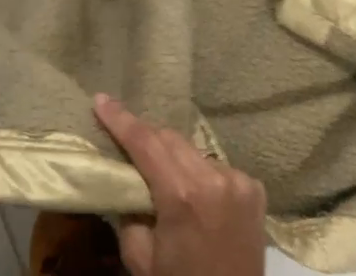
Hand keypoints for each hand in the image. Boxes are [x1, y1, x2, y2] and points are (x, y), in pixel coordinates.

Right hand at [93, 93, 266, 275]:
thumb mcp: (140, 257)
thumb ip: (130, 210)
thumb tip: (127, 180)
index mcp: (182, 195)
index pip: (145, 143)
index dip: (120, 119)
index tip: (100, 99)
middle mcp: (214, 178)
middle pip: (171, 139)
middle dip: (145, 136)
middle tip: (123, 137)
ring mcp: (240, 180)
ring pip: (194, 151)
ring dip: (174, 157)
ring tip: (160, 174)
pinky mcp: (255, 189)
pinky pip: (217, 168)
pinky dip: (201, 174)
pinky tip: (195, 194)